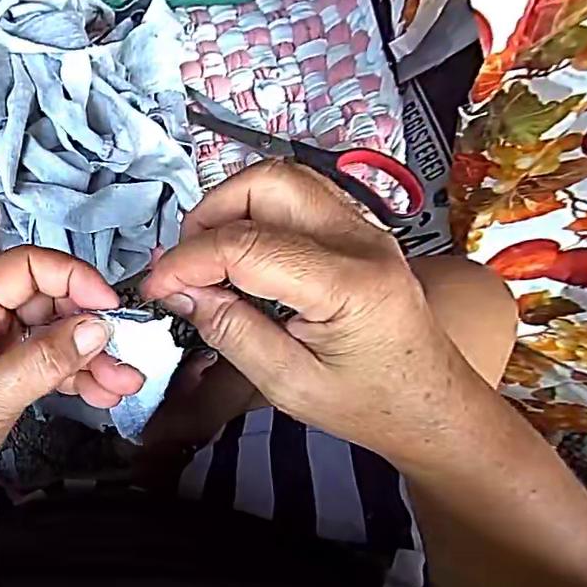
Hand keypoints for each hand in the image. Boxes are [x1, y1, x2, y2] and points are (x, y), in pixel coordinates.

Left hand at [0, 246, 144, 502]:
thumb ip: (45, 359)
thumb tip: (98, 328)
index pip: (25, 268)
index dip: (71, 277)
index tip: (107, 303)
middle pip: (47, 302)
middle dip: (89, 325)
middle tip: (124, 347)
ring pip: (55, 336)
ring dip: (91, 357)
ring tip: (125, 381)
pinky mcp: (7, 372)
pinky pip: (50, 363)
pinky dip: (77, 376)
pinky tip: (105, 392)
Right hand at [140, 161, 492, 461]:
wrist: (429, 405)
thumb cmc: (370, 404)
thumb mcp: (288, 383)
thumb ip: (230, 331)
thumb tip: (182, 293)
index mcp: (348, 284)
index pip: (245, 245)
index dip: (187, 262)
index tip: (157, 286)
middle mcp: (361, 241)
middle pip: (267, 184)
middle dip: (209, 216)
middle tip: (184, 264)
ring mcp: (363, 230)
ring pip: (281, 181)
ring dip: (231, 209)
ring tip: (207, 259)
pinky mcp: (356, 233)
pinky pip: (296, 198)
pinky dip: (254, 214)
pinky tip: (239, 255)